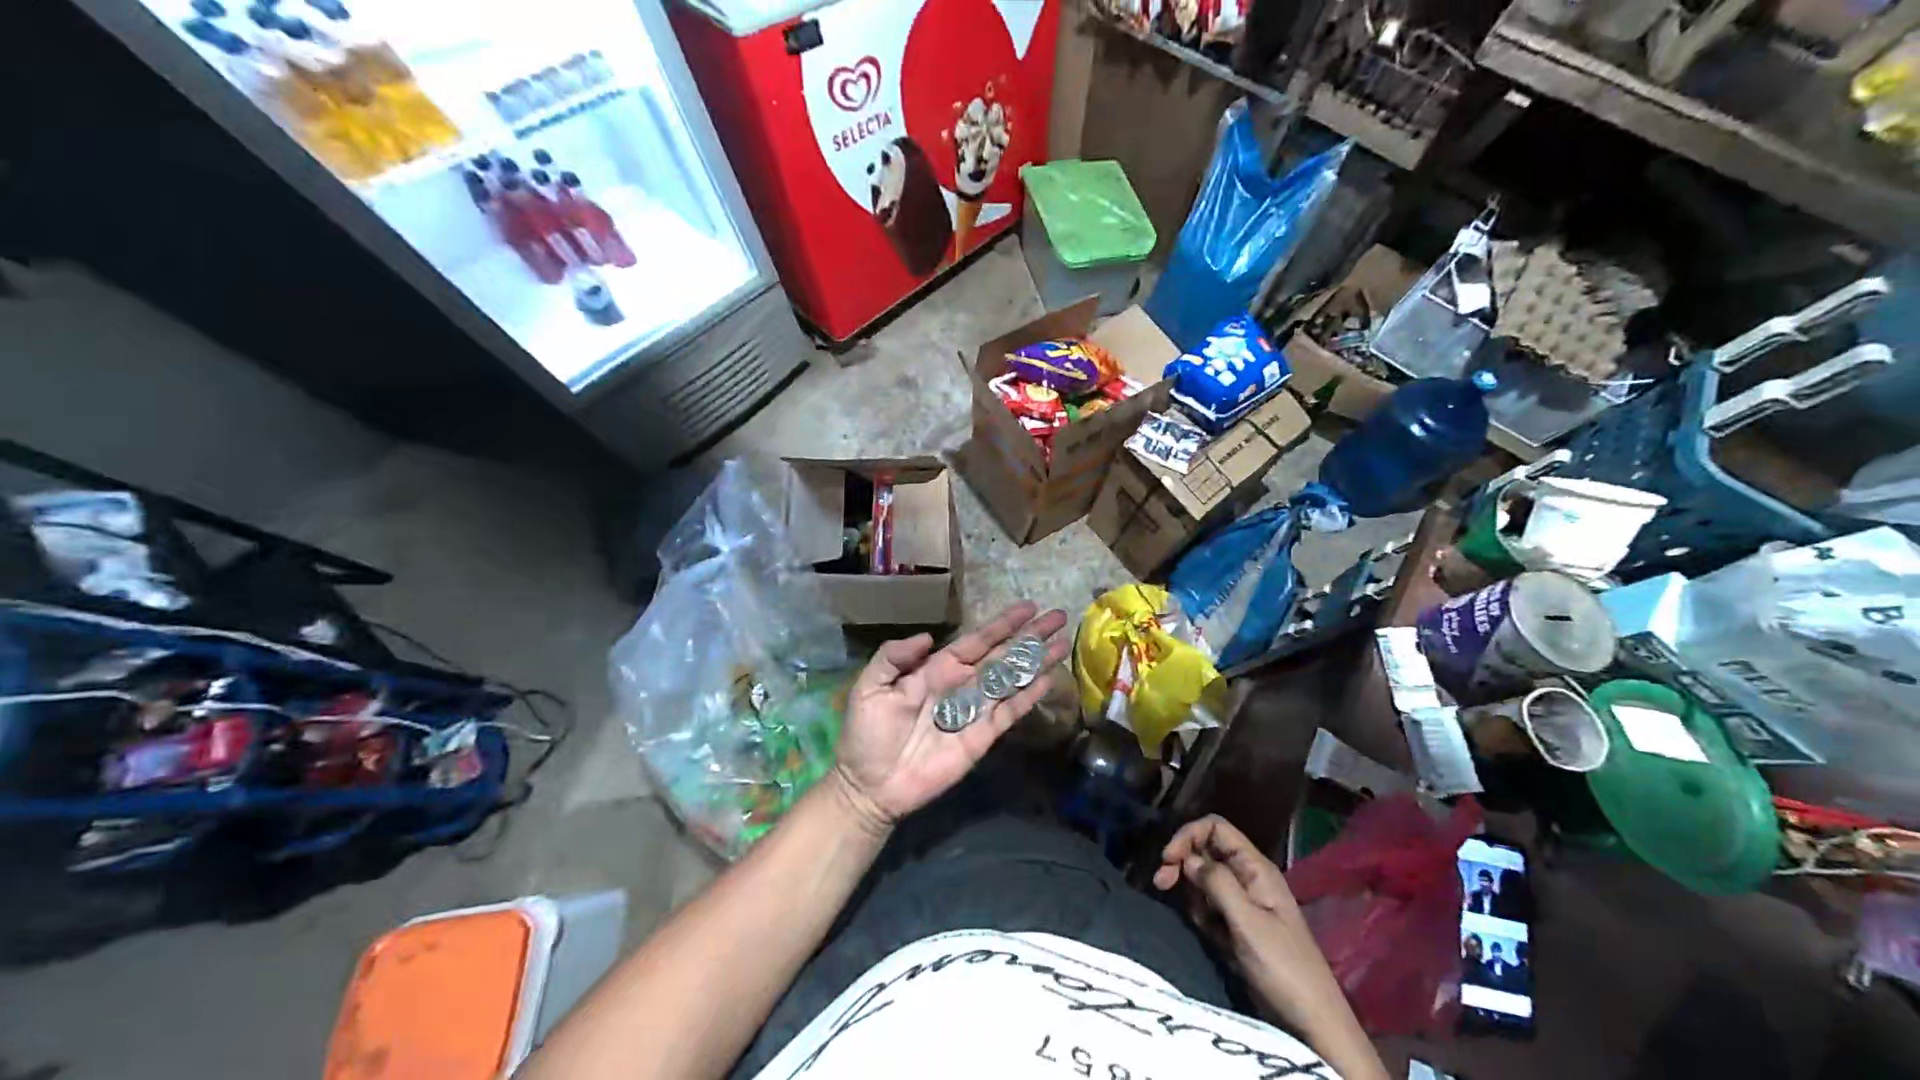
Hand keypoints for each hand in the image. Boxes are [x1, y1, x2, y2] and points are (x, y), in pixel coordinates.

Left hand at [832, 601, 1068, 835]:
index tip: (1028, 607)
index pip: (977, 641)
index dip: (1002, 624)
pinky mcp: (982, 738)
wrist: (871, 785)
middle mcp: (962, 685)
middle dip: (1029, 636)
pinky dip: (1029, 696)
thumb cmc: (867, 733)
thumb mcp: (869, 686)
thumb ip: (894, 657)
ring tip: (1063, 644)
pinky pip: (1010, 712)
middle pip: (1003, 655)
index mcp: (937, 669)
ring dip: (1037, 662)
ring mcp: (975, 711)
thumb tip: (929, 637)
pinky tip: (1047, 680)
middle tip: (1058, 617)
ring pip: (1012, 680)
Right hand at [1153, 816, 1333, 1030]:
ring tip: (1205, 926)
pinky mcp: (1237, 926)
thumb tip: (1189, 858)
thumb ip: (1217, 883)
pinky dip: (1202, 917)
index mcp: (1255, 868)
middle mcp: (1248, 878)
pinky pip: (1209, 907)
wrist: (1311, 1022)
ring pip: (1203, 880)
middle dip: (1182, 863)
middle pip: (1205, 851)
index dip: (1188, 835)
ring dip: (1193, 896)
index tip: (1167, 859)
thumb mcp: (1247, 922)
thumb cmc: (1282, 967)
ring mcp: (1243, 903)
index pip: (1215, 828)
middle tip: (1161, 884)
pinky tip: (1211, 937)